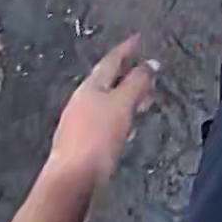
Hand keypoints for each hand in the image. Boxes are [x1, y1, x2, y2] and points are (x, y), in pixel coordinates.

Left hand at [43, 34, 158, 186]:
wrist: (70, 183)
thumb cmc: (98, 136)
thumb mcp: (123, 103)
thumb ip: (138, 81)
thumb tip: (151, 63)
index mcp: (90, 87)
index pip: (111, 60)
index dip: (127, 48)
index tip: (139, 38)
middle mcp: (81, 101)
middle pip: (109, 80)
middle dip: (130, 74)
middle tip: (149, 72)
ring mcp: (78, 122)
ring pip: (108, 101)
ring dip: (127, 96)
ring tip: (144, 99)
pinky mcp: (80, 143)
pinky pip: (105, 119)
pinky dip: (120, 115)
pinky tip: (128, 126)